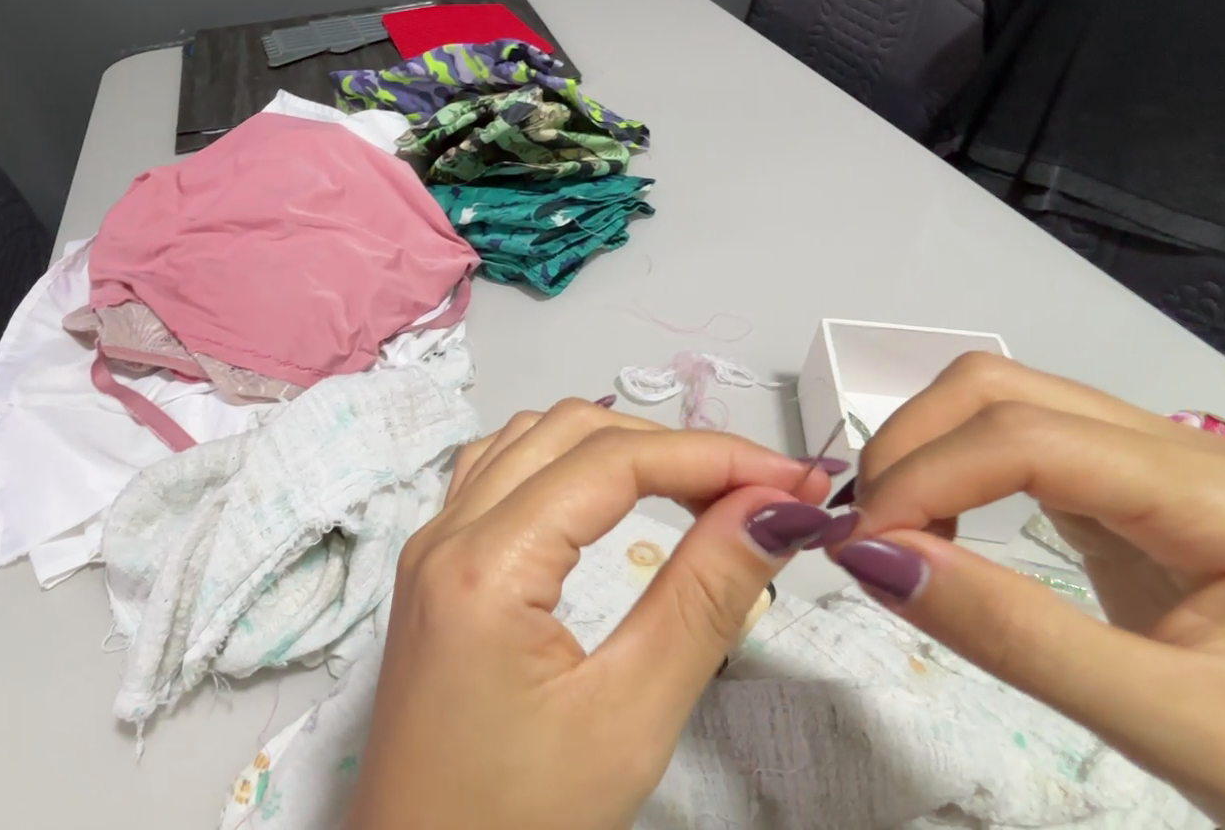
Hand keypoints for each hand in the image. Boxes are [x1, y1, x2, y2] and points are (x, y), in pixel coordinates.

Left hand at [348, 400, 831, 829]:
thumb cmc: (517, 821)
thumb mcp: (627, 719)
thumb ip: (703, 602)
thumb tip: (771, 513)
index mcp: (484, 565)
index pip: (611, 462)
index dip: (712, 456)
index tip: (794, 481)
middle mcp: (446, 533)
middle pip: (568, 433)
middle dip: (669, 447)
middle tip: (752, 491)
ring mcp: (431, 545)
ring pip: (528, 441)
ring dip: (613, 446)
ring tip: (691, 487)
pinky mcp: (433, 567)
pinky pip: (495, 472)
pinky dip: (561, 462)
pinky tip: (597, 492)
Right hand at [835, 353, 1224, 828]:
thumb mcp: (1175, 729)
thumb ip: (1017, 638)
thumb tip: (873, 560)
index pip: (1030, 439)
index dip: (924, 476)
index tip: (858, 548)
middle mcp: (1192, 453)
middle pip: (1003, 389)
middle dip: (910, 447)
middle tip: (866, 536)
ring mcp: (1158, 463)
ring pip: (999, 401)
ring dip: (921, 452)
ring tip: (893, 534)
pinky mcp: (1126, 490)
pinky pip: (1013, 445)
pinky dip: (948, 472)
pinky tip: (935, 527)